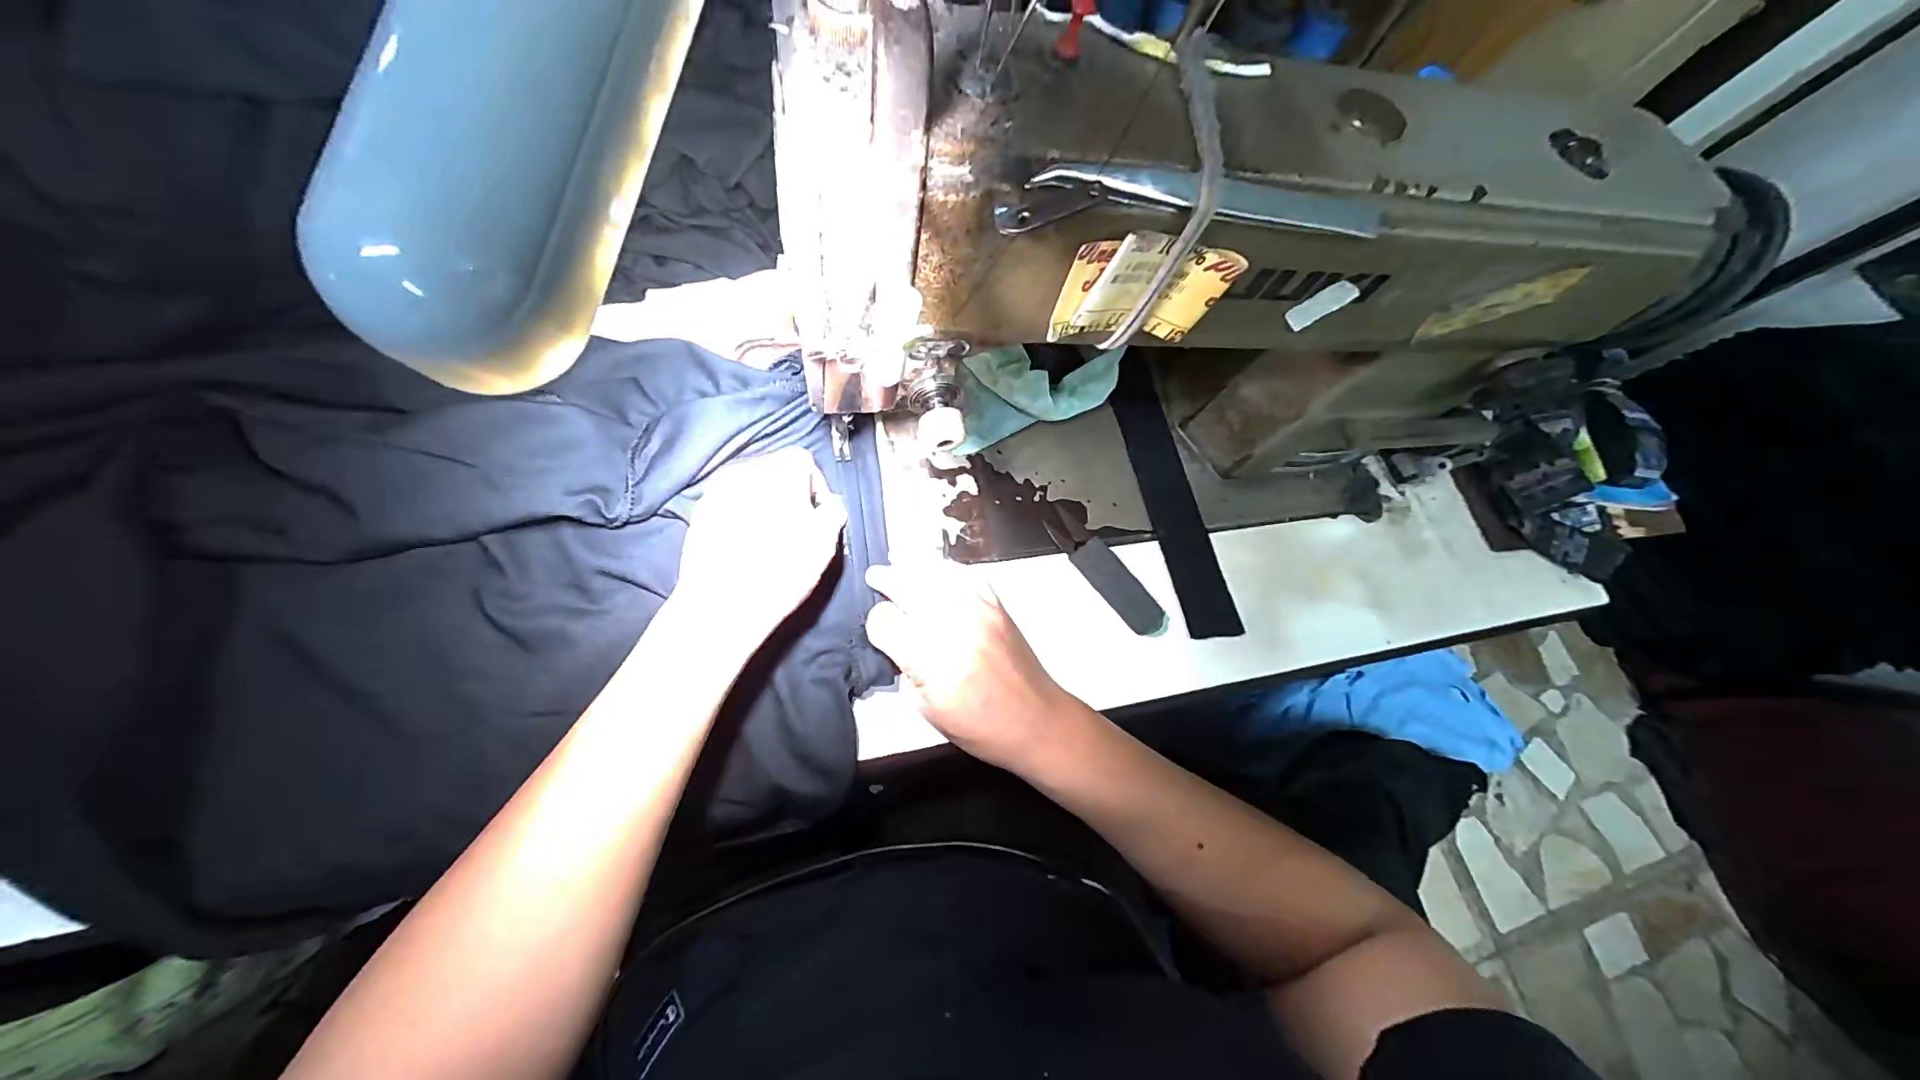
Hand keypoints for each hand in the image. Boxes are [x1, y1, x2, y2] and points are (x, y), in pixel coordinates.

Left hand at [674, 447, 846, 650]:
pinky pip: (729, 505)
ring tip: (769, 540)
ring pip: (751, 488)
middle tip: (796, 529)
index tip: (818, 517)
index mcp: (781, 469)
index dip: (816, 489)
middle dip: (788, 494)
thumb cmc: (783, 570)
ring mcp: (717, 489)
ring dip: (764, 505)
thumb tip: (830, 504)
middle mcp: (746, 468)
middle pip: (776, 471)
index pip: (806, 462)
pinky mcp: (699, 511)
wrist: (723, 604)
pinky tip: (745, 546)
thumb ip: (833, 511)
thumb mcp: (826, 542)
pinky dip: (740, 517)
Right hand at [864, 561, 1085, 772]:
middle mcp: (953, 626)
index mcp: (931, 659)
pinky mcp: (996, 605)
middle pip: (907, 584)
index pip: (885, 620)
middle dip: (886, 581)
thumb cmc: (982, 726)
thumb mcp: (927, 708)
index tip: (879, 629)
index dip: (876, 623)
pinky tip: (936, 576)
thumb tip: (896, 640)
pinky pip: (964, 574)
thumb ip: (905, 669)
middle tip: (875, 578)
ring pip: (934, 571)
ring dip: (913, 570)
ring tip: (901, 572)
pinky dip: (945, 571)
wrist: (1035, 720)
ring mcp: (978, 610)